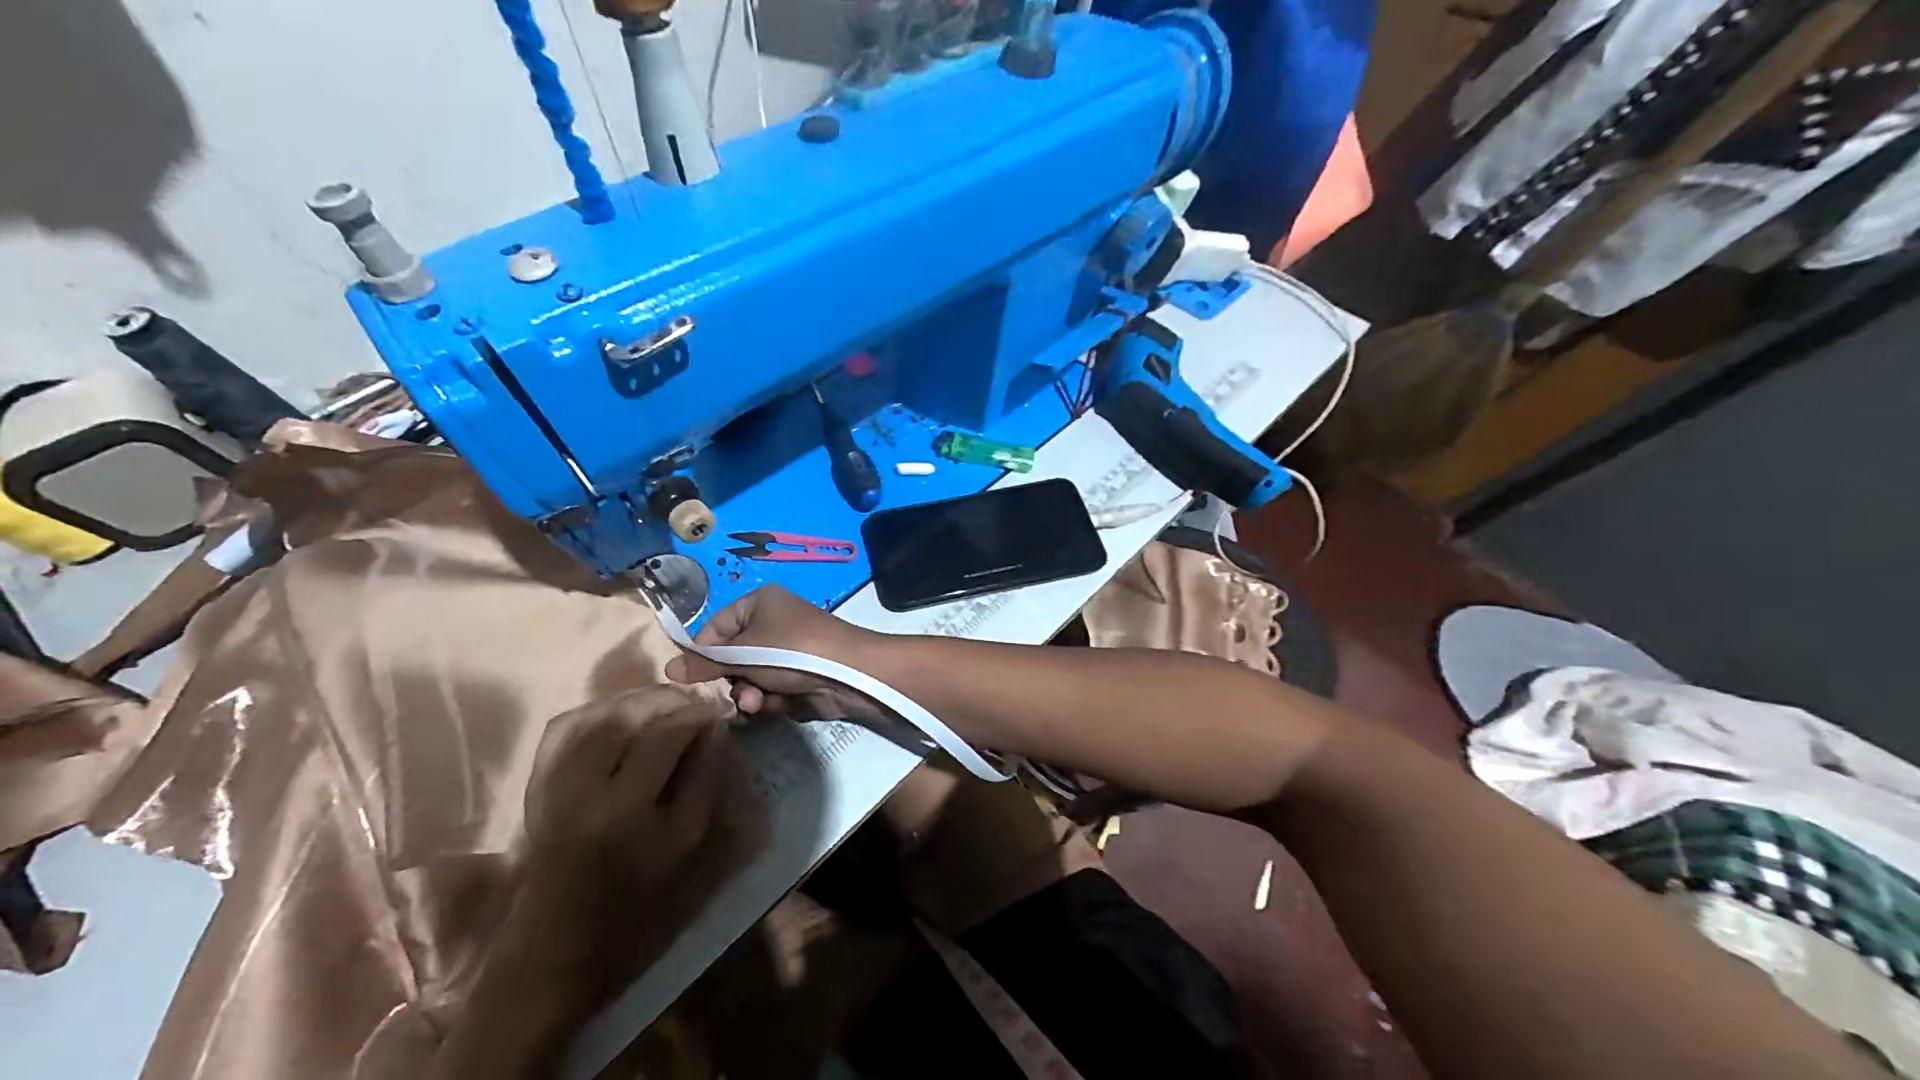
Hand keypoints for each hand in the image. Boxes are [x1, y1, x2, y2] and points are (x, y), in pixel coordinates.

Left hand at [419, 687, 754, 1079]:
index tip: (722, 710)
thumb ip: (705, 785)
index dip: (701, 714)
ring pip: (599, 715)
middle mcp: (587, 790)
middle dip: (672, 700)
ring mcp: (556, 786)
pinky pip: (565, 729)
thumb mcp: (689, 853)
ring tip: (667, 705)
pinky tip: (622, 714)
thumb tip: (714, 731)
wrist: (555, 953)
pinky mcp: (536, 789)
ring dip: (639, 701)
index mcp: (630, 812)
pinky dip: (598, 711)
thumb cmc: (636, 911)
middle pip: (633, 717)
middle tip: (698, 704)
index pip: (672, 736)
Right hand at [664, 585, 892, 721]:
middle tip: (739, 691)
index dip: (705, 652)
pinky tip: (778, 704)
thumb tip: (667, 668)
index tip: (695, 675)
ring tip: (759, 702)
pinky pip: (771, 689)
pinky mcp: (800, 676)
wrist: (849, 673)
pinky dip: (771, 699)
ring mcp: (788, 651)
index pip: (716, 626)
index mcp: (759, 603)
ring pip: (751, 677)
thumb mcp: (744, 654)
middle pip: (733, 656)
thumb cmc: (792, 651)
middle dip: (733, 678)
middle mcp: (773, 622)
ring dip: (750, 693)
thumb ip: (706, 663)